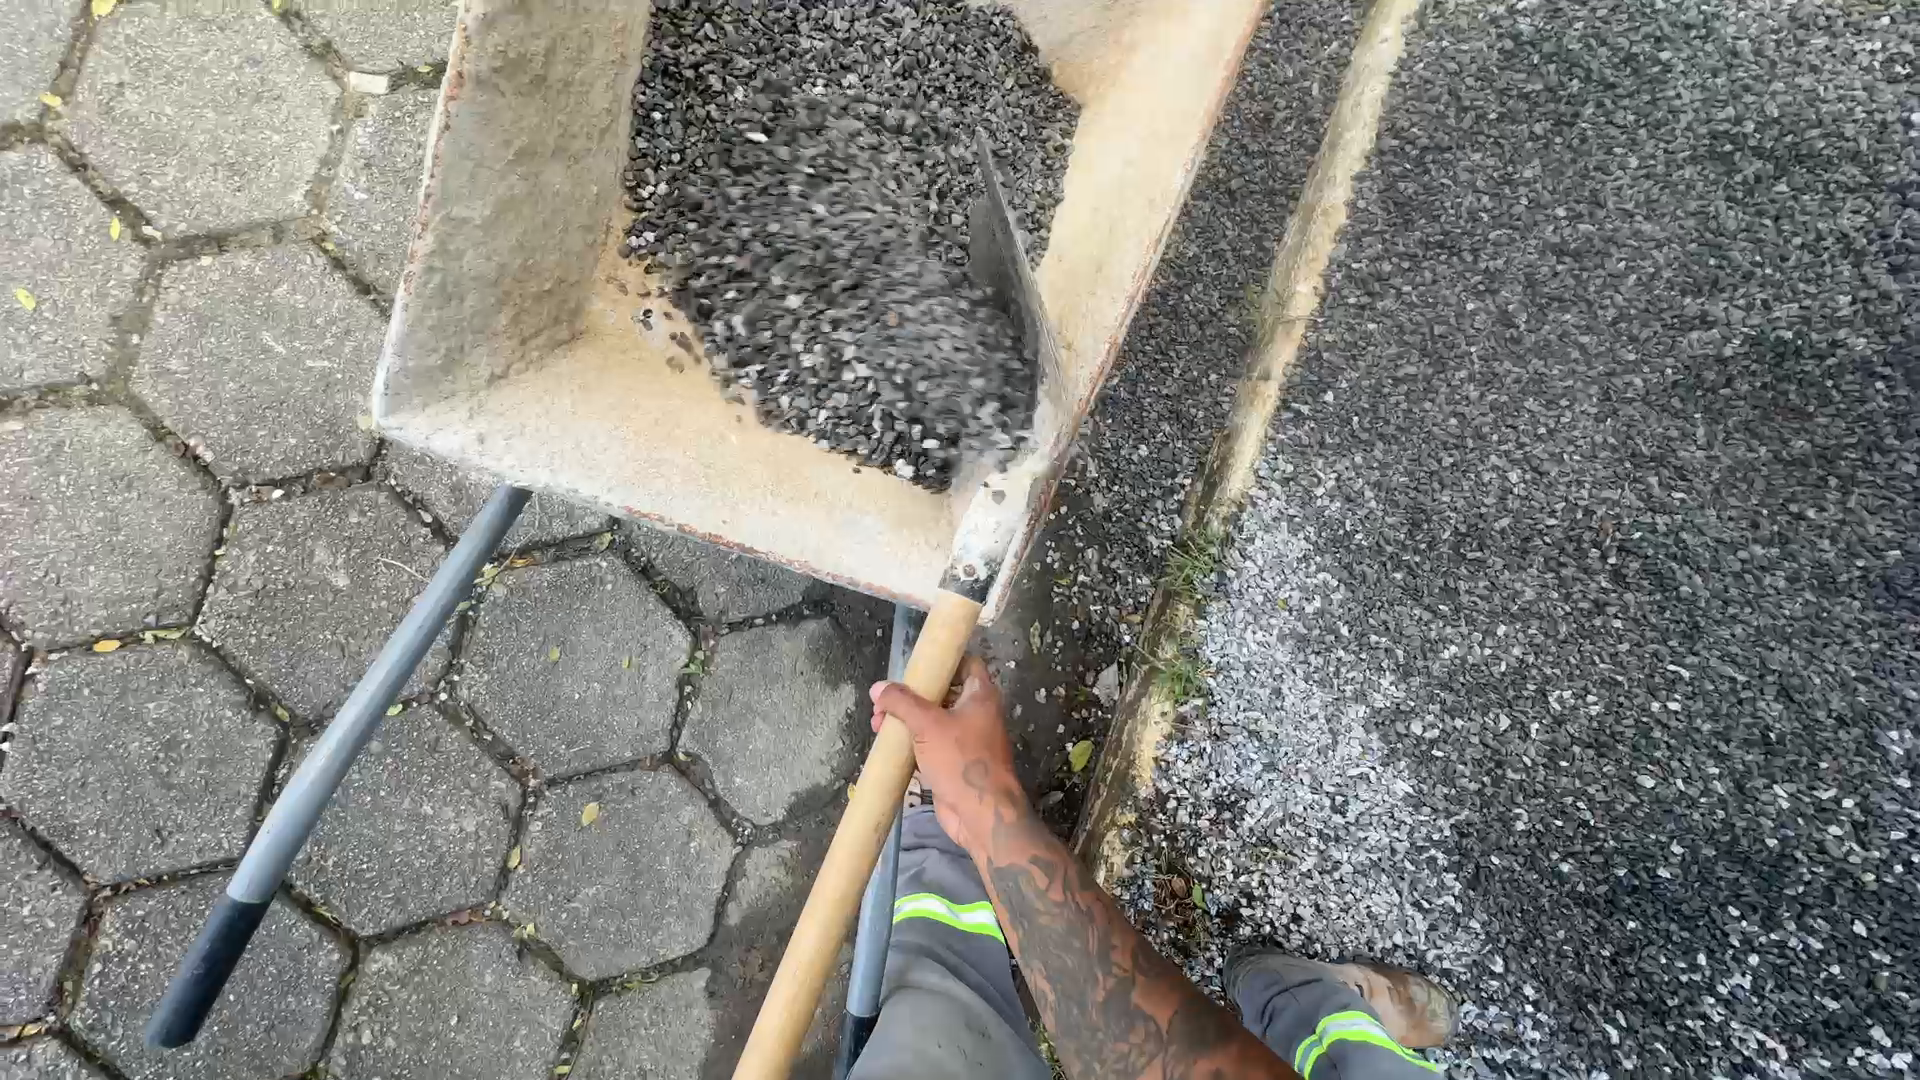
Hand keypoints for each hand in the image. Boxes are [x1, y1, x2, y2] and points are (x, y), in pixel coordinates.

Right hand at [869, 655, 1026, 852]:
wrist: (981, 813)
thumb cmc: (961, 760)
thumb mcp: (928, 724)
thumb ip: (902, 702)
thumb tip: (878, 687)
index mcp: (980, 695)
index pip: (966, 663)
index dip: (942, 660)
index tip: (914, 665)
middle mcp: (976, 712)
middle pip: (942, 692)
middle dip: (911, 694)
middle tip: (883, 701)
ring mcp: (966, 738)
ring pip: (933, 719)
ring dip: (906, 719)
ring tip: (877, 724)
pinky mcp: (955, 761)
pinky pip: (930, 742)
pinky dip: (911, 741)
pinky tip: (888, 745)